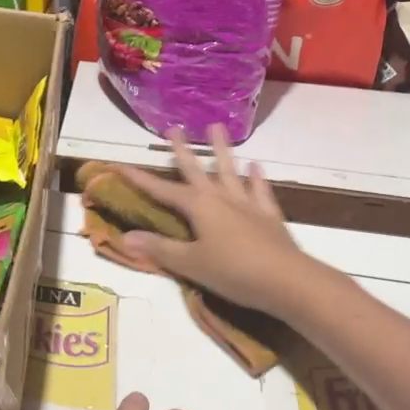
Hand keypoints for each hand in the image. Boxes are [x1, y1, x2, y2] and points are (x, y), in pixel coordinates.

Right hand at [118, 125, 326, 317]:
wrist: (290, 281)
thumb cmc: (235, 272)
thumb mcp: (191, 264)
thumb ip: (159, 248)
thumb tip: (125, 236)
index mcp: (198, 206)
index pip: (160, 189)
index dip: (138, 178)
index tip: (118, 164)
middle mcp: (220, 197)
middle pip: (196, 169)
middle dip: (182, 150)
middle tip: (174, 128)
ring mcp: (247, 204)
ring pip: (230, 171)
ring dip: (222, 150)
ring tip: (217, 127)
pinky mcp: (269, 216)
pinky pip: (260, 192)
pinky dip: (257, 179)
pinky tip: (256, 166)